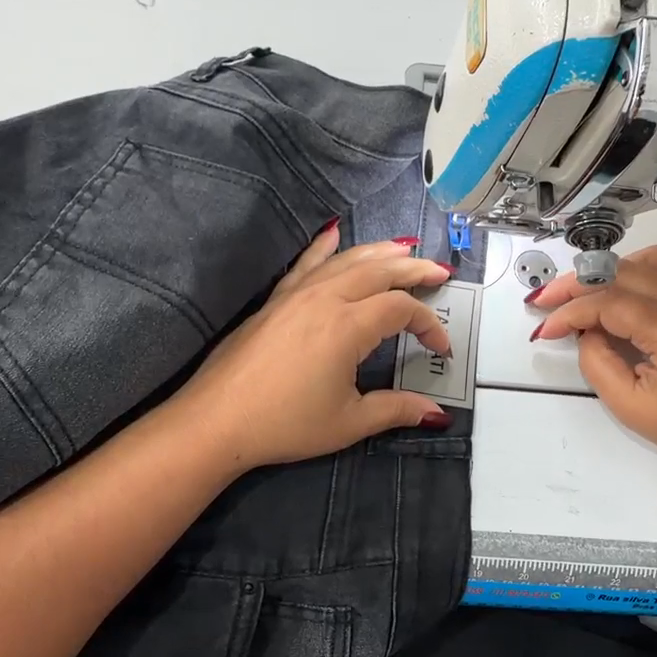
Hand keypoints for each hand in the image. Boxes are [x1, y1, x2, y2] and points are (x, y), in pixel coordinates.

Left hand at [170, 225, 455, 471]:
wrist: (216, 420)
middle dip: (413, 270)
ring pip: (345, 261)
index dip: (428, 324)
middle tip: (439, 271)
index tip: (440, 349)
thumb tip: (435, 414)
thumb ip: (396, 410)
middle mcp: (325, 299)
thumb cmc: (284, 424)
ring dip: (378, 253)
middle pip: (379, 271)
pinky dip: (323, 247)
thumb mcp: (348, 422)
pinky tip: (332, 233)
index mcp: (348, 326)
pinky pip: (305, 263)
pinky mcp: (274, 300)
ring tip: (403, 249)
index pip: (401, 309)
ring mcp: (296, 295)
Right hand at [527, 246, 656, 485]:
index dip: (569, 312)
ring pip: (643, 262)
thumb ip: (599, 364)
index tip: (544, 331)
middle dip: (576, 284)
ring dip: (605, 273)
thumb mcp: (632, 407)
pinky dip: (632, 271)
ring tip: (576, 296)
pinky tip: (615, 292)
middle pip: (622, 272)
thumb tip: (586, 334)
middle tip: (542, 302)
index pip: (608, 302)